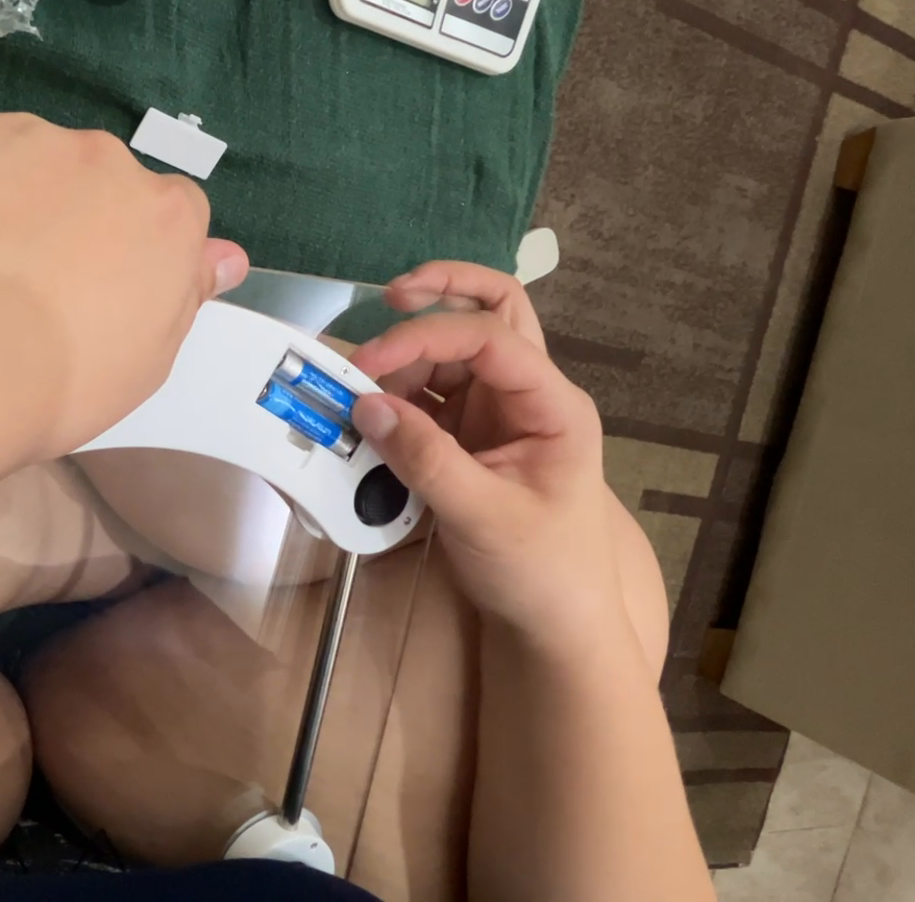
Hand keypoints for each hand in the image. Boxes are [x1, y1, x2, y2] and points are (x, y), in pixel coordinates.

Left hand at [0, 113, 249, 456]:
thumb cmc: (56, 381)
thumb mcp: (143, 360)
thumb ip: (184, 295)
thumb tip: (225, 257)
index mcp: (164, 215)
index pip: (172, 211)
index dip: (136, 249)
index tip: (103, 287)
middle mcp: (103, 160)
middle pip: (100, 181)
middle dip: (76, 218)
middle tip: (31, 284)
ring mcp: (23, 140)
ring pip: (29, 163)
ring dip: (14, 200)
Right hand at [348, 262, 629, 646]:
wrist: (552, 621)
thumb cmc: (539, 569)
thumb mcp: (481, 515)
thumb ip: (423, 458)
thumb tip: (364, 406)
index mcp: (551, 405)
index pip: (491, 338)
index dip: (426, 336)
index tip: (368, 361)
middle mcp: (525, 394)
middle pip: (491, 313)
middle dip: (441, 294)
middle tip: (388, 298)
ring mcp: (495, 412)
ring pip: (451, 351)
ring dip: (405, 358)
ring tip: (362, 389)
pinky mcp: (466, 433)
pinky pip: (428, 392)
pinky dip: (396, 392)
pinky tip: (371, 413)